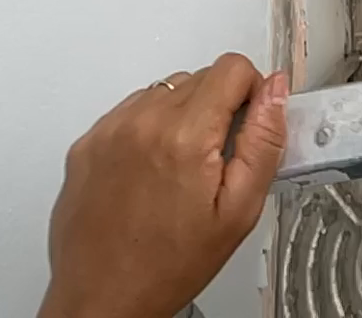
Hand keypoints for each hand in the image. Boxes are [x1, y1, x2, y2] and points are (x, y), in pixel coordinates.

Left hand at [39, 54, 289, 317]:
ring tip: (181, 163)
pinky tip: (152, 166)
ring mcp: (109, 130)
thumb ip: (264, 140)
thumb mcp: (239, 209)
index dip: (250, 91)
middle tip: (214, 157)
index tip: (246, 124)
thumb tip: (275, 88)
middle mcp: (143, 122)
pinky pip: (133, 107)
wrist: (101, 303)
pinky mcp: (86, 142)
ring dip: (184, 112)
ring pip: (168, 88)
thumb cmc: (169, 265)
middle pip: (202, 76)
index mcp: (185, 135)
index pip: (233, 67)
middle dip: (218, 105)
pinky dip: (150, 124)